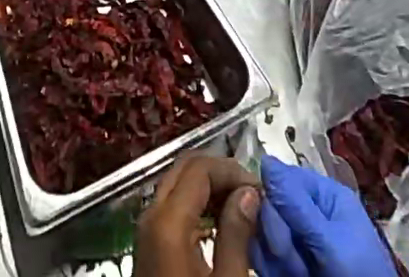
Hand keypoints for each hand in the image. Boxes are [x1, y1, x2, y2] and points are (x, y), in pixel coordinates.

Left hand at [135, 154, 261, 276]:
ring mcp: (147, 225)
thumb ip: (235, 235)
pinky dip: (198, 204)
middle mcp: (151, 212)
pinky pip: (173, 206)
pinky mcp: (150, 239)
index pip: (197, 169)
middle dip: (220, 173)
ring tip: (245, 207)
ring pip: (177, 185)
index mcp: (167, 220)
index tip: (261, 188)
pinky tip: (224, 222)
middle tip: (254, 193)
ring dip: (209, 187)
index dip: (231, 170)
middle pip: (183, 170)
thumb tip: (248, 193)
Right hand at [250, 156, 397, 276]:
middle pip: (267, 203)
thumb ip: (295, 204)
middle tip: (298, 266)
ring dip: (272, 254)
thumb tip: (265, 159)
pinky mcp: (288, 254)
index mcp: (325, 194)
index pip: (279, 177)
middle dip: (277, 237)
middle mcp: (307, 208)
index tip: (284, 231)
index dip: (273, 200)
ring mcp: (296, 232)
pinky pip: (259, 247)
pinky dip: (268, 265)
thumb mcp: (330, 243)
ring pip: (259, 227)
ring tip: (299, 276)